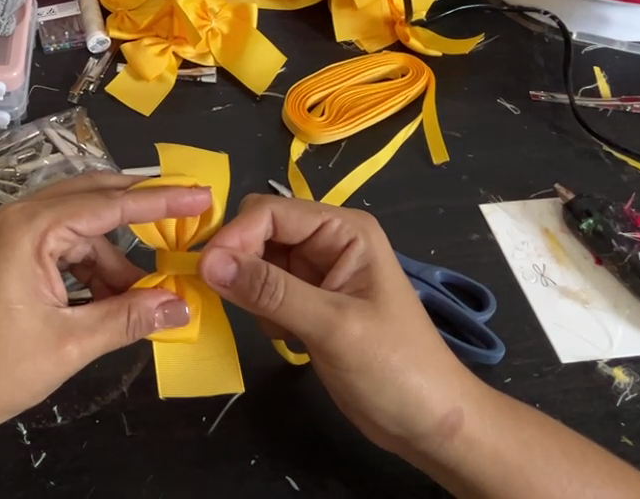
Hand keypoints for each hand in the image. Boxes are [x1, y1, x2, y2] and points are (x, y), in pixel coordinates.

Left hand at [0, 174, 210, 443]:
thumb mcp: (68, 345)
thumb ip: (127, 319)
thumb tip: (181, 305)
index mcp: (31, 227)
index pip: (109, 203)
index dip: (161, 199)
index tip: (203, 194)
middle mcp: (19, 216)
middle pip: (93, 199)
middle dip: (140, 213)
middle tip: (188, 220)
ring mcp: (10, 233)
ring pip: (78, 227)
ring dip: (113, 255)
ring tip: (145, 294)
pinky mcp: (7, 253)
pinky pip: (60, 245)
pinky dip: (88, 267)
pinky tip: (109, 298)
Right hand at [198, 194, 479, 453]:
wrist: (432, 427)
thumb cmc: (396, 369)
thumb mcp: (332, 327)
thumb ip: (269, 291)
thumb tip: (208, 262)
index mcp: (342, 229)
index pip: (270, 212)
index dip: (236, 235)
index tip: (206, 270)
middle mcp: (327, 241)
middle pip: (259, 231)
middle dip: (240, 262)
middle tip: (229, 298)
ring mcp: (317, 272)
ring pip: (257, 261)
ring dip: (251, 290)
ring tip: (275, 326)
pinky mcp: (308, 301)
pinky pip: (264, 289)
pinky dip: (261, 310)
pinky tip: (285, 337)